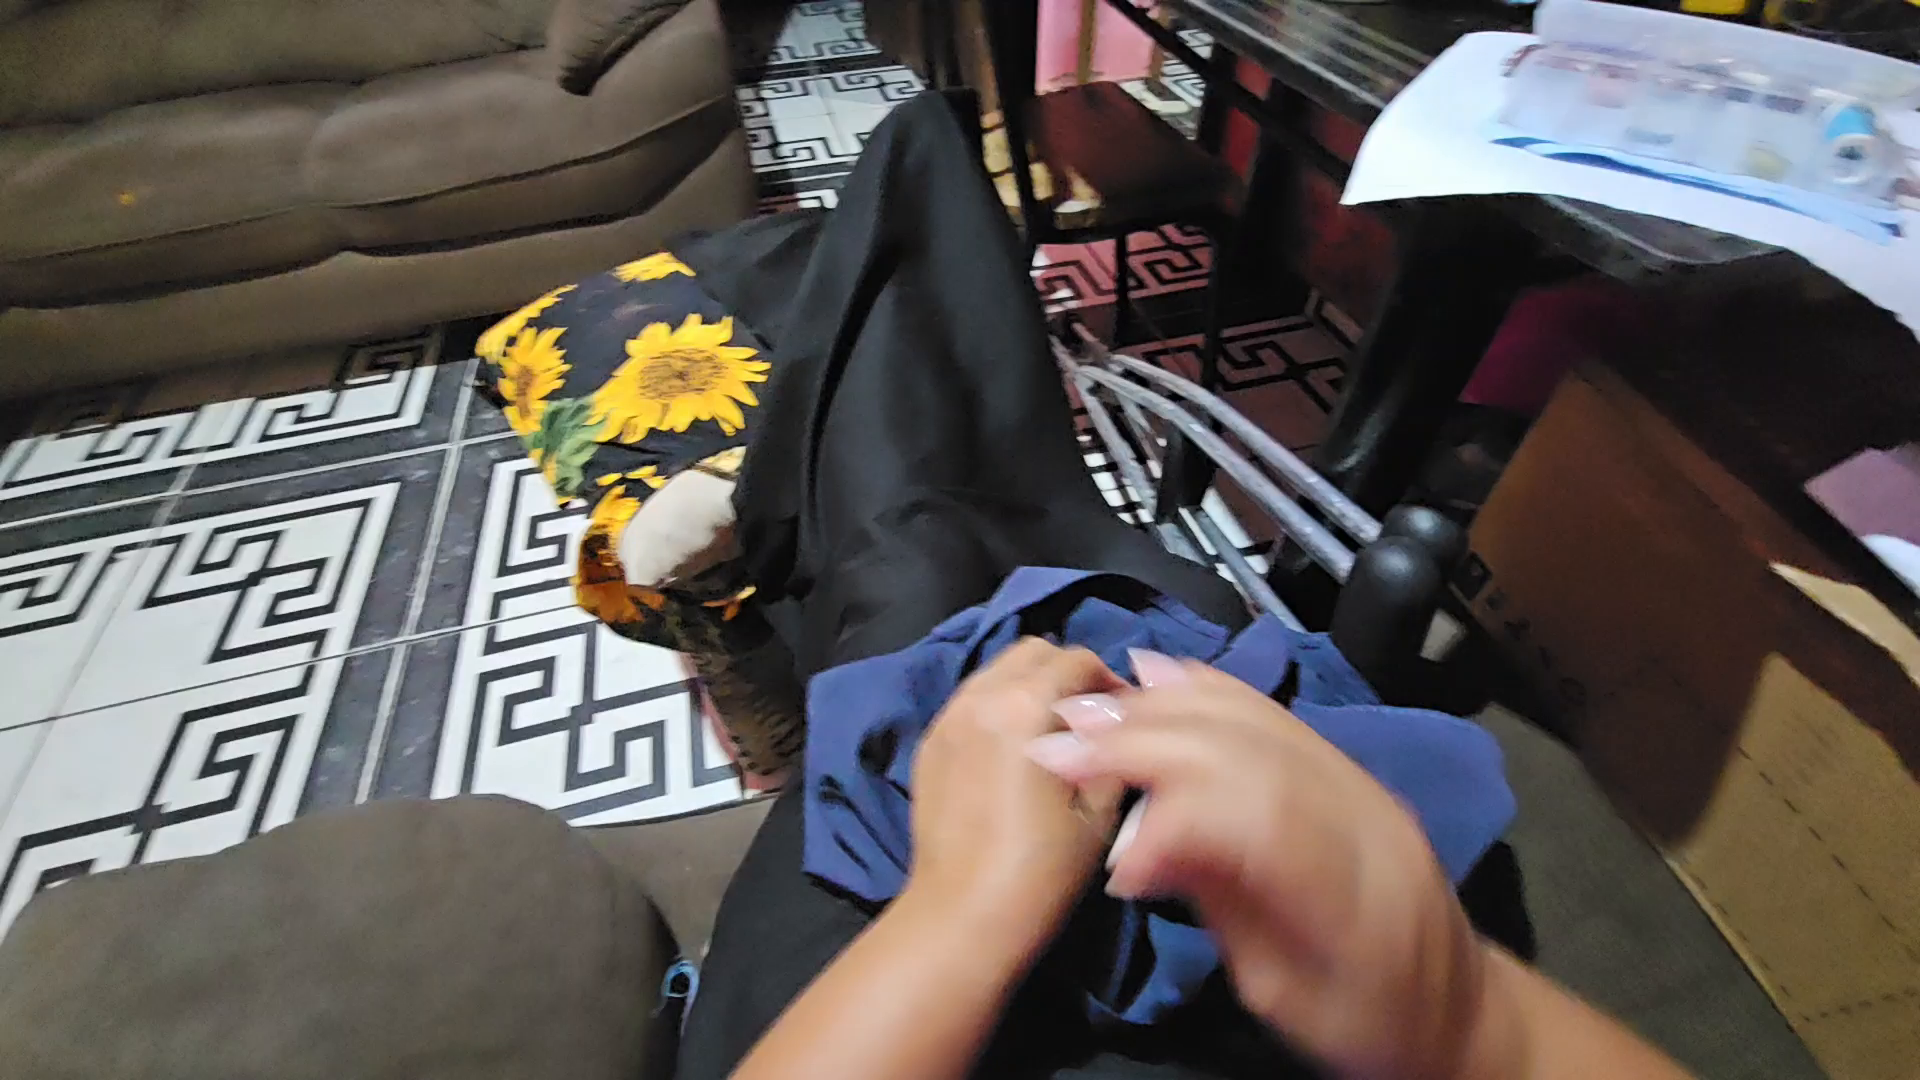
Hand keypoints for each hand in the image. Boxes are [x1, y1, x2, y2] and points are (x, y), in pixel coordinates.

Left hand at [905, 638, 1127, 948]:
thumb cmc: (1041, 867)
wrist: (962, 914)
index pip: (1074, 661)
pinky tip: (1013, 743)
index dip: (1107, 678)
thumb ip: (1112, 749)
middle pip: (1032, 652)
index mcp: (1024, 706)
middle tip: (1088, 712)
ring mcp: (949, 716)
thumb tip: (1113, 720)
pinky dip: (999, 702)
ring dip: (1030, 683)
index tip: (1123, 710)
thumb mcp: (1099, 810)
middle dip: (1067, 671)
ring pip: (997, 669)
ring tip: (1050, 725)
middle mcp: (981, 696)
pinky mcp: (930, 740)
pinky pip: (971, 698)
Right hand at [1028, 654, 1492, 1079]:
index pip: (1256, 823)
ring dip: (1157, 703)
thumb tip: (1131, 846)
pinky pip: (1263, 705)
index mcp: (1355, 894)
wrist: (1455, 999)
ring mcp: (1352, 773)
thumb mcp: (1282, 991)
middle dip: (1140, 742)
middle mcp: (1359, 812)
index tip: (1105, 853)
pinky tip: (1153, 671)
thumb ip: (1217, 902)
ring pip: (1245, 715)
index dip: (1167, 822)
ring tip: (1089, 704)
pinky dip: (1199, 684)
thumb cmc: (1362, 1018)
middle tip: (1062, 743)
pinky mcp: (1339, 756)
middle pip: (1239, 752)